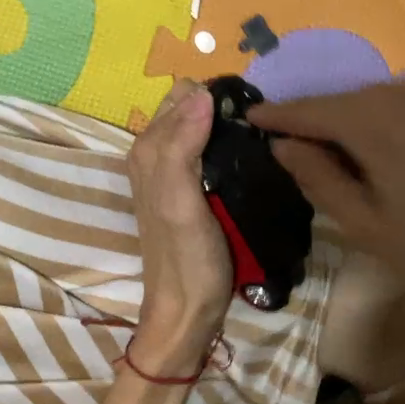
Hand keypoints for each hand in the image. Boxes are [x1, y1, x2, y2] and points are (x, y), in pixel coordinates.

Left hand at [126, 80, 232, 377]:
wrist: (188, 311)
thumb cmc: (188, 257)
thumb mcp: (181, 199)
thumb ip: (182, 145)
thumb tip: (201, 92)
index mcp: (149, 148)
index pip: (186, 94)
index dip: (217, 97)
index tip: (249, 114)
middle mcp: (155, 151)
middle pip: (193, 107)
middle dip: (221, 109)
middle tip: (254, 131)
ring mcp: (173, 170)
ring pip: (202, 127)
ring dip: (225, 129)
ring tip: (255, 144)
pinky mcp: (191, 187)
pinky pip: (208, 150)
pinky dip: (225, 148)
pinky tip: (245, 161)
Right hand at [250, 73, 404, 372]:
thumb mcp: (367, 226)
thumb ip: (317, 176)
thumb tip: (282, 143)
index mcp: (374, 117)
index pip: (309, 108)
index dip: (276, 115)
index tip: (249, 117)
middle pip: (344, 101)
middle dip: (316, 122)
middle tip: (292, 151)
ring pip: (378, 102)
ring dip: (354, 124)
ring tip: (341, 162)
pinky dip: (389, 121)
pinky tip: (389, 155)